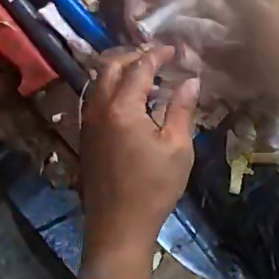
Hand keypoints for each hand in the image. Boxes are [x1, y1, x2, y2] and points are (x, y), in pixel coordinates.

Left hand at [78, 46, 200, 278]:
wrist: (118, 228)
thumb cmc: (154, 188)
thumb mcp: (178, 148)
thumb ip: (182, 109)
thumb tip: (191, 80)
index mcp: (122, 109)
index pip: (139, 69)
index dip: (158, 55)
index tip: (176, 50)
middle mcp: (99, 110)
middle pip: (110, 69)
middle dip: (133, 56)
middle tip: (158, 57)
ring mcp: (88, 125)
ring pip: (98, 84)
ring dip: (120, 72)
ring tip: (147, 76)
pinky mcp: (87, 138)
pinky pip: (96, 100)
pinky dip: (112, 90)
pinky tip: (134, 102)